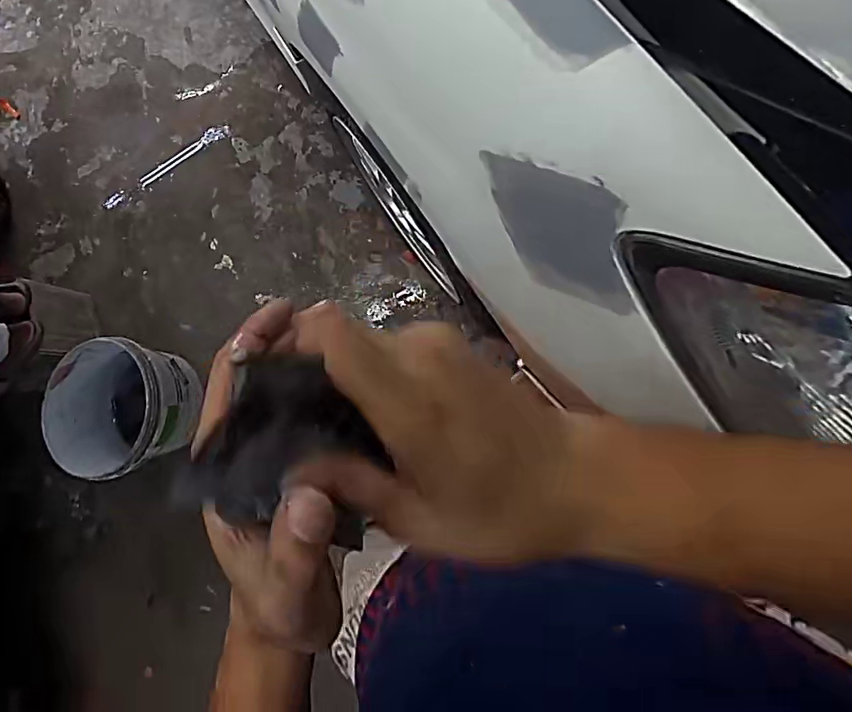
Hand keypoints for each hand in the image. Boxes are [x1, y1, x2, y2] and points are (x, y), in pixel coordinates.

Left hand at [197, 299, 340, 653]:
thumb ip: (295, 549)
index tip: (280, 313)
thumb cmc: (278, 606)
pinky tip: (351, 375)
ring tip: (338, 333)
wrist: (288, 626)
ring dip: (300, 356)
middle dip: (278, 340)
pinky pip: (303, 411)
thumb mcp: (286, 587)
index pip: (225, 389)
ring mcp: (267, 453)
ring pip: (278, 390)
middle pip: (251, 378)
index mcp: (223, 467)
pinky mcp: (294, 460)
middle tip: (320, 315)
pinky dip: (320, 385)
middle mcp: (241, 450)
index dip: (247, 345)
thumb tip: (312, 496)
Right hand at [288, 303, 628, 564]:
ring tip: (340, 415)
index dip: (294, 342)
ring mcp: (436, 339)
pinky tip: (380, 407)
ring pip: (363, 336)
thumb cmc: (500, 512)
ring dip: (342, 365)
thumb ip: (353, 485)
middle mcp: (418, 352)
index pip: (335, 335)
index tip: (274, 376)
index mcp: (408, 399)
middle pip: (339, 330)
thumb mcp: (421, 522)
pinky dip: (371, 365)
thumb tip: (291, 468)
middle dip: (310, 359)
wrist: (576, 476)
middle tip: (298, 409)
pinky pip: (389, 342)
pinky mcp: (447, 339)